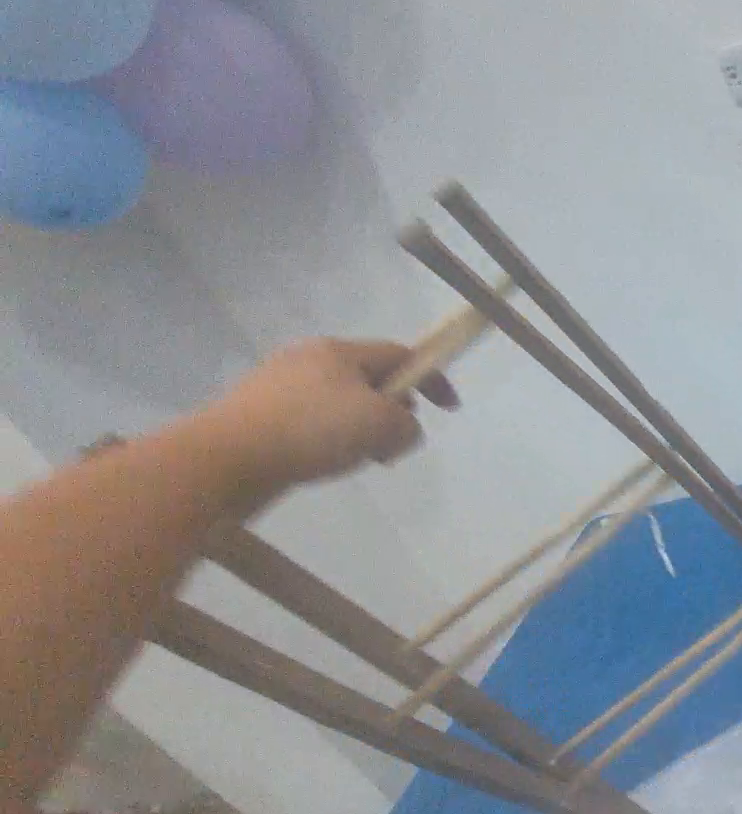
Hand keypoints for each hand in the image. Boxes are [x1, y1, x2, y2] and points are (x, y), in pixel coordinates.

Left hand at [192, 338, 459, 496]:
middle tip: (398, 439)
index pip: (401, 355)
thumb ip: (410, 424)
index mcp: (339, 352)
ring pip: (342, 403)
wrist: (221, 459)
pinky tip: (326, 461)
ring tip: (361, 457)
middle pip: (371, 379)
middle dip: (395, 409)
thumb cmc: (312, 431)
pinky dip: (331, 439)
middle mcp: (307, 358)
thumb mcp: (385, 425)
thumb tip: (401, 430)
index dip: (433, 379)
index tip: (449, 410)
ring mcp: (276, 385)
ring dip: (364, 428)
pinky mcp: (256, 413)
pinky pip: (312, 421)